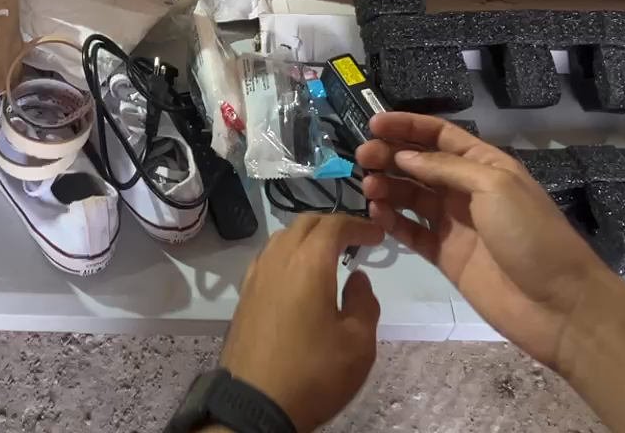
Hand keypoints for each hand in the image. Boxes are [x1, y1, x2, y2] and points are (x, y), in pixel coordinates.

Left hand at [220, 212, 385, 432]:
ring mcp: (257, 273)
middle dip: (333, 225)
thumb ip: (363, 302)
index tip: (377, 235)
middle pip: (305, 224)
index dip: (357, 224)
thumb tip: (356, 277)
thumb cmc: (313, 372)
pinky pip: (269, 256)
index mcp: (308, 262)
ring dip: (308, 237)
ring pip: (284, 237)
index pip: (333, 226)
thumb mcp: (357, 344)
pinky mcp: (246, 291)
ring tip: (329, 254)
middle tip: (356, 240)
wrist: (255, 400)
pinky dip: (289, 253)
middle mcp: (278, 257)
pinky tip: (298, 274)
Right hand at [355, 112, 616, 368]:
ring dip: (387, 186)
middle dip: (389, 155)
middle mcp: (465, 189)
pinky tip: (376, 211)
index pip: (438, 136)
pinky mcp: (445, 254)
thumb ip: (445, 168)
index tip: (374, 123)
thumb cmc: (532, 235)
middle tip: (363, 157)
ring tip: (368, 185)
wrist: (561, 307)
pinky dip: (391, 219)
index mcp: (483, 165)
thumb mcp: (494, 186)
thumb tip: (403, 156)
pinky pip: (411, 230)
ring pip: (410, 195)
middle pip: (418, 163)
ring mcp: (454, 223)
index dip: (407, 126)